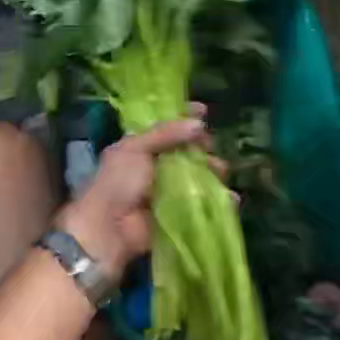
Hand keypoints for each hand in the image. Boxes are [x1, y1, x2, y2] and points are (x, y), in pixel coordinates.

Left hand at [55, 103, 218, 269]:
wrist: (109, 228)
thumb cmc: (118, 181)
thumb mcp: (136, 149)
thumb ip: (165, 134)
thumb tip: (198, 123)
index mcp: (140, 146)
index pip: (166, 127)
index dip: (184, 118)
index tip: (204, 111)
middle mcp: (154, 165)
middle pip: (185, 151)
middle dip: (201, 148)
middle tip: (211, 148)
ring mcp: (166, 190)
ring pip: (196, 176)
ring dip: (211, 172)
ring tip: (221, 172)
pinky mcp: (177, 214)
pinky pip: (201, 203)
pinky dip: (217, 200)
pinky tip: (230, 199)